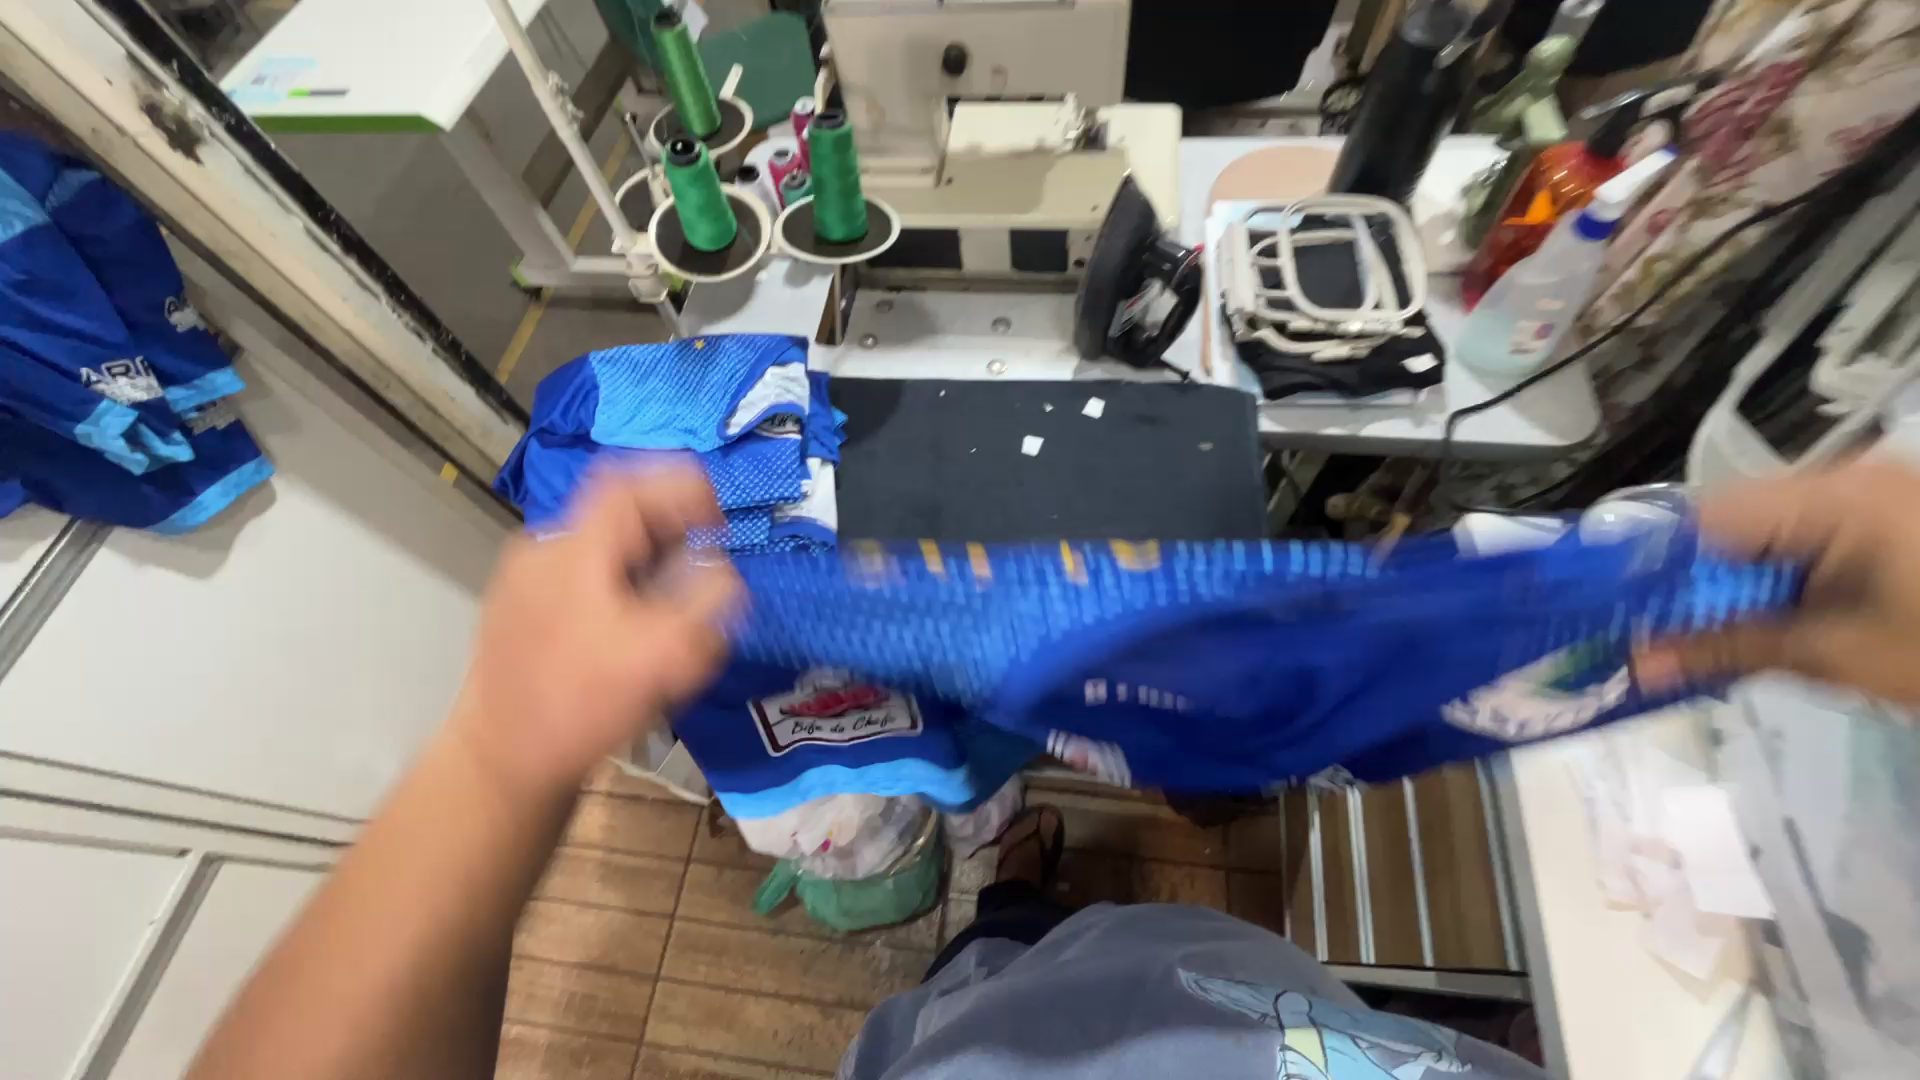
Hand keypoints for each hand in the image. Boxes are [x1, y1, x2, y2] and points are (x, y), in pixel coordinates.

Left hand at [451, 462, 742, 793]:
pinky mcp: (526, 610)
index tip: (716, 525)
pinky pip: (589, 577)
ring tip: (675, 608)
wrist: (503, 763)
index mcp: (573, 551)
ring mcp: (529, 582)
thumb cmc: (582, 706)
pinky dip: (625, 587)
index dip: (682, 488)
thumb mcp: (667, 655)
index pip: (628, 485)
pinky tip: (637, 631)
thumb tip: (721, 570)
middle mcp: (545, 552)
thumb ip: (709, 601)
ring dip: (651, 565)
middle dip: (673, 536)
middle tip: (703, 572)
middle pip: (620, 517)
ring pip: (606, 549)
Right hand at [1636, 461, 1919, 704]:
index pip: (1703, 518)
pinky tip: (1780, 610)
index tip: (1627, 612)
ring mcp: (1878, 491)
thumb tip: (1636, 664)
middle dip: (1698, 579)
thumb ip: (1728, 649)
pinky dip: (1779, 573)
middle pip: (1729, 521)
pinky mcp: (1894, 512)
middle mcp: (1851, 476)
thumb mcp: (1841, 657)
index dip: (1659, 567)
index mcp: (1838, 498)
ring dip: (1737, 580)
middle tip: (1672, 630)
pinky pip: (1805, 533)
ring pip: (1763, 529)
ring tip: (1725, 627)